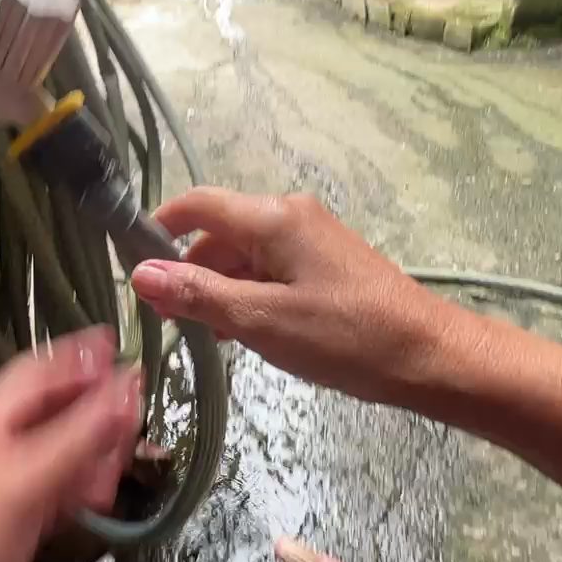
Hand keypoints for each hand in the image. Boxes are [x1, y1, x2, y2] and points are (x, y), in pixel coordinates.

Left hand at [0, 328, 140, 561]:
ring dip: (94, 451)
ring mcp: (9, 484)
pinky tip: (99, 496)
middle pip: (57, 409)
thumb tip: (126, 388)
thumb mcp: (24, 482)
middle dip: (96, 409)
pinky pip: (62, 488)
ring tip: (119, 461)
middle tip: (134, 415)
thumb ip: (79, 435)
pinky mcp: (20, 522)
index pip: (41, 371)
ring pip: (64, 449)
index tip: (121, 348)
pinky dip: (83, 487)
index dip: (81, 358)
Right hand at [129, 188, 461, 405]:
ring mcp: (309, 238)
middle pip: (219, 232)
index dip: (159, 226)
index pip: (198, 204)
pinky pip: (268, 269)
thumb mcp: (262, 320)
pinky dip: (246, 294)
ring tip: (203, 334)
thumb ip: (198, 295)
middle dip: (188, 271)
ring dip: (217, 288)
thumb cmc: (345, 336)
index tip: (130, 263)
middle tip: (167, 319)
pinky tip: (241, 332)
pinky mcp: (323, 263)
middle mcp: (289, 215)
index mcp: (273, 217)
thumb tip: (140, 275)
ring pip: (242, 255)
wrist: (430, 357)